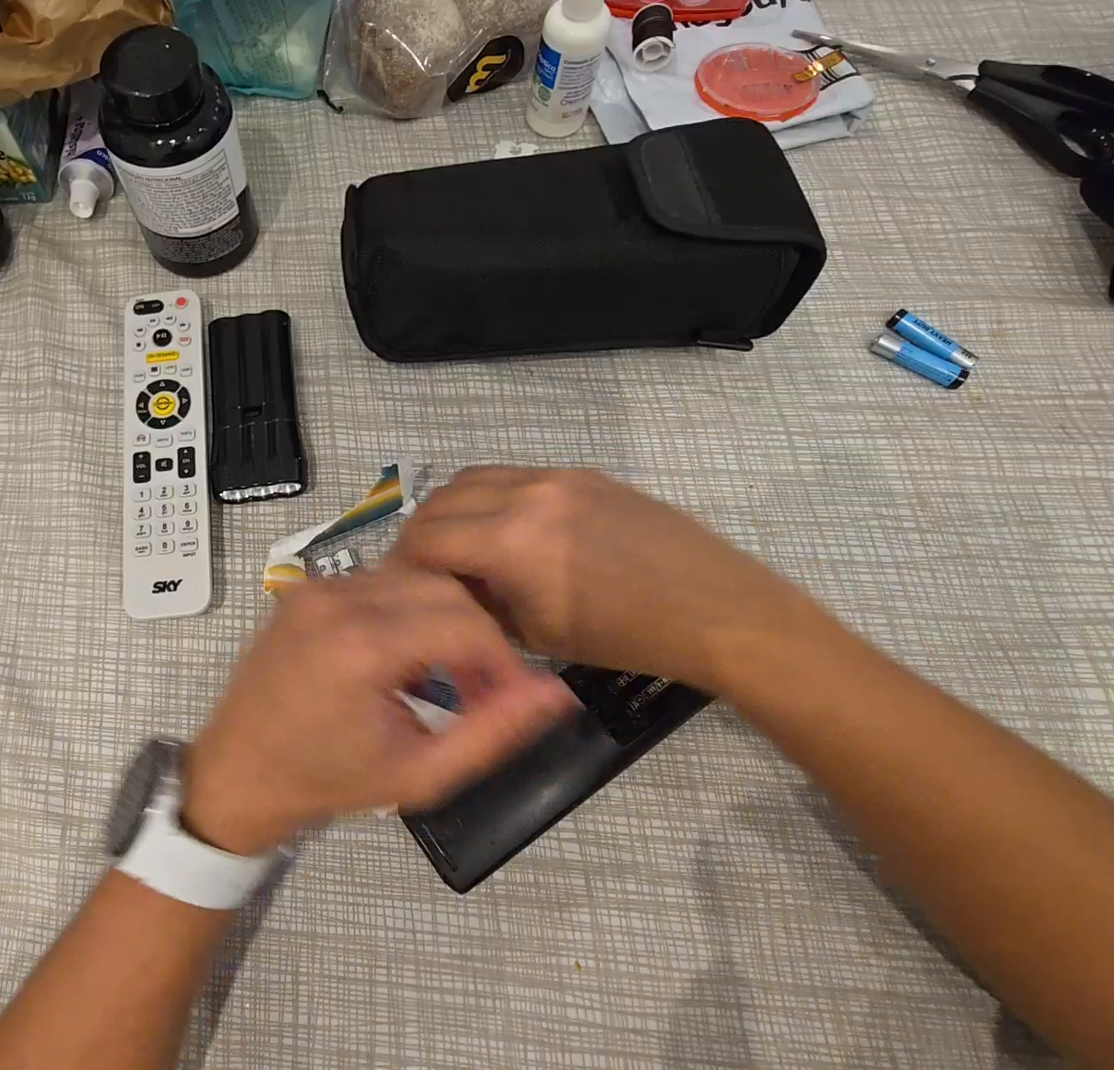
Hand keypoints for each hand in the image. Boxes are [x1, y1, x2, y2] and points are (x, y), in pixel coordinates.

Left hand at [182, 569, 578, 855]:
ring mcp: (314, 588)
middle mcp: (336, 599)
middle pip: (442, 588)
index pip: (465, 620)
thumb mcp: (419, 773)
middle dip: (475, 633)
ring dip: (442, 618)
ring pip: (411, 578)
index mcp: (362, 645)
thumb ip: (492, 732)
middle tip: (480, 686)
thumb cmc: (327, 781)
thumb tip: (554, 693)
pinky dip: (405, 610)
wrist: (236, 774)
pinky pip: (376, 582)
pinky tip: (405, 656)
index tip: (510, 695)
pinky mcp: (303, 590)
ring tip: (446, 674)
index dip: (501, 658)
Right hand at [388, 467, 837, 694]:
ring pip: (476, 478)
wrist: (713, 608)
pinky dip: (490, 499)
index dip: (403, 563)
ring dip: (453, 509)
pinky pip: (516, 477)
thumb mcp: (538, 633)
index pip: (427, 538)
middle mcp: (528, 493)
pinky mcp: (584, 475)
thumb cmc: (625, 638)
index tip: (400, 586)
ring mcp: (559, 477)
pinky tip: (503, 532)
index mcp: (513, 540)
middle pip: (443, 499)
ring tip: (456, 545)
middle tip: (420, 567)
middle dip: (420, 533)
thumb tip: (450, 588)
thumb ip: (482, 603)